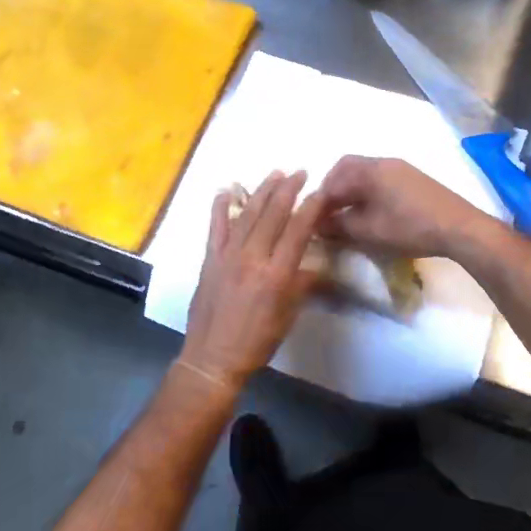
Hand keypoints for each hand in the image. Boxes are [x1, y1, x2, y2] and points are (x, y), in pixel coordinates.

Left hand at [178, 171, 325, 390]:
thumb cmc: (257, 341)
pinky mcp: (210, 259)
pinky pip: (216, 227)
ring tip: (275, 173)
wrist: (213, 358)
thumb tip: (314, 265)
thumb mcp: (288, 314)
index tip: (320, 190)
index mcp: (276, 274)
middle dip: (289, 189)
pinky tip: (227, 190)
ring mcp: (228, 255)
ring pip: (248, 214)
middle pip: (273, 214)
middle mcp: (252, 258)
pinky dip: (221, 206)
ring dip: (262, 191)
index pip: (298, 230)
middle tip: (300, 172)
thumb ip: (301, 284)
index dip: (311, 207)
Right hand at [318, 156, 503, 260]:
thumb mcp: (369, 231)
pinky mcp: (412, 178)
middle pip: (347, 167)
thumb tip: (319, 224)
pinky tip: (370, 210)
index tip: (313, 219)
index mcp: (370, 170)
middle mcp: (383, 162)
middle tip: (327, 212)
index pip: (333, 180)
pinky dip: (367, 190)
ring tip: (347, 214)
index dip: (319, 200)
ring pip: (364, 172)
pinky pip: (379, 177)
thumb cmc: (410, 228)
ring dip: (350, 189)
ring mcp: (400, 168)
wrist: (459, 227)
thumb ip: (340, 225)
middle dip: (333, 188)